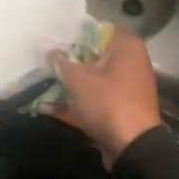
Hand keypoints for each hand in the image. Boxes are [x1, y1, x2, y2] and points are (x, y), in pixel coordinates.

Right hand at [49, 28, 162, 167]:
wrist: (133, 148)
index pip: (95, 30)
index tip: (53, 44)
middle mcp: (132, 60)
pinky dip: (80, 100)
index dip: (72, 36)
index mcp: (126, 46)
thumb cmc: (107, 103)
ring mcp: (129, 84)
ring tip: (44, 85)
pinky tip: (53, 106)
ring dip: (72, 83)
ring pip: (94, 77)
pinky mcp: (123, 105)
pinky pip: (98, 96)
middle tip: (46, 65)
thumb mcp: (78, 80)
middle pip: (94, 55)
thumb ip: (62, 62)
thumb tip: (52, 52)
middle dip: (70, 62)